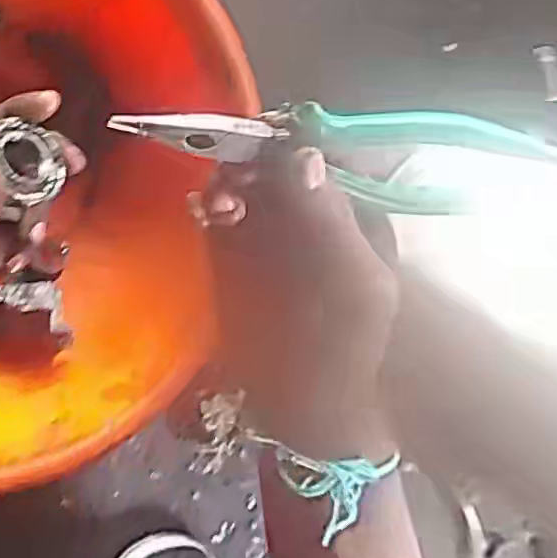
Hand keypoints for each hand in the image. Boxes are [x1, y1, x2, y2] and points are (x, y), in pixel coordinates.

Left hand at [0, 91, 85, 409]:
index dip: (11, 115)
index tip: (50, 103)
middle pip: (4, 161)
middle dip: (39, 160)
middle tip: (72, 166)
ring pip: (17, 195)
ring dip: (35, 209)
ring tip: (29, 242)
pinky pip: (18, 228)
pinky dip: (28, 238)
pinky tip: (21, 260)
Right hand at [199, 146, 400, 457]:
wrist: (299, 403)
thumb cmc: (339, 347)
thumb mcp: (351, 283)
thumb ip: (329, 219)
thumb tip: (303, 154)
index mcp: (349, 219)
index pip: (309, 165)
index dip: (278, 155)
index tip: (251, 160)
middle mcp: (305, 218)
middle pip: (268, 170)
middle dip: (244, 169)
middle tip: (229, 188)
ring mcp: (266, 235)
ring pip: (239, 188)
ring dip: (224, 185)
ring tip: (217, 207)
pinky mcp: (232, 253)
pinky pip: (218, 215)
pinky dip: (209, 206)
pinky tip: (205, 214)